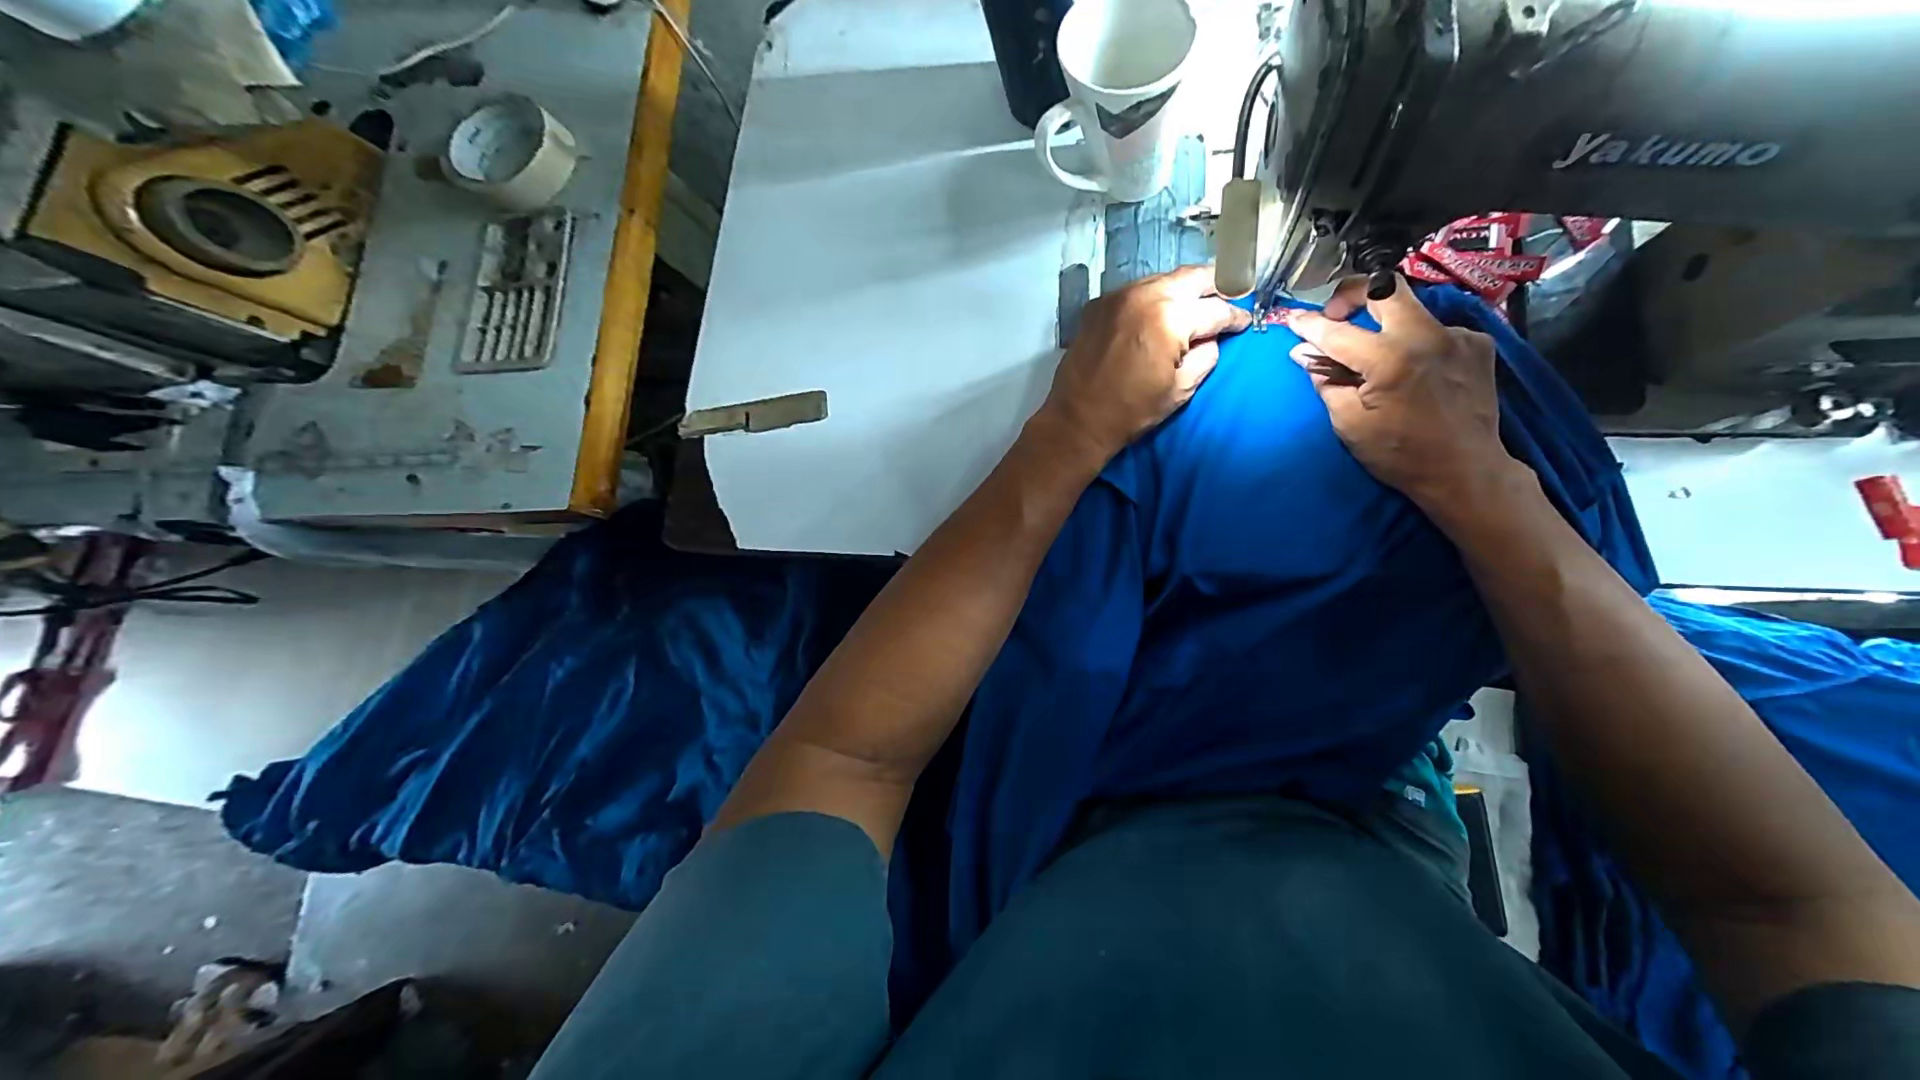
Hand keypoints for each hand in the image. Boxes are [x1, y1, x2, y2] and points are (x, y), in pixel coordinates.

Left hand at [1036, 265, 1251, 464]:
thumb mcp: (1180, 388)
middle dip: (1215, 287)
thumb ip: (1206, 355)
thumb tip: (1212, 338)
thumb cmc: (1131, 411)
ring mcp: (1118, 296)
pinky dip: (1154, 297)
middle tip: (1228, 300)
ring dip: (1183, 290)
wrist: (1076, 420)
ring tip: (1196, 305)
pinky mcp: (1099, 305)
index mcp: (1169, 317)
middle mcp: (1144, 295)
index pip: (1216, 308)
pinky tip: (1160, 313)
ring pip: (1164, 279)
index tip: (1244, 322)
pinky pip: (1137, 291)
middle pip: (1192, 277)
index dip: (1235, 316)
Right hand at [1285, 275, 1521, 510]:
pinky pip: (1433, 329)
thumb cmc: (1398, 454)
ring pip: (1410, 308)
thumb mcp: (1348, 423)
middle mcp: (1427, 336)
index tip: (1293, 320)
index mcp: (1390, 359)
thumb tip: (1305, 354)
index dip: (1309, 325)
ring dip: (1382, 321)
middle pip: (1385, 287)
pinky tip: (1408, 367)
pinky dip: (1412, 342)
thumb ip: (1326, 381)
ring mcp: (1458, 336)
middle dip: (1351, 294)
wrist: (1464, 471)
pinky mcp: (1476, 344)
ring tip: (1370, 350)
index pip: (1338, 331)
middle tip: (1334, 314)